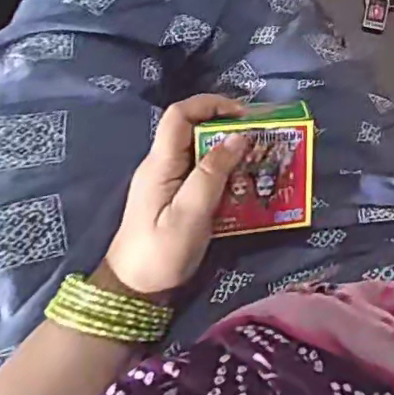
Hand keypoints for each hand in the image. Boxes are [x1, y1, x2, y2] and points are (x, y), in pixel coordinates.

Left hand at [100, 95, 251, 298]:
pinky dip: (224, 171)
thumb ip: (213, 173)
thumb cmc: (161, 252)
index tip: (244, 115)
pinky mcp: (175, 197)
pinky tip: (244, 185)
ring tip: (258, 161)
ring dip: (229, 151)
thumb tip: (238, 136)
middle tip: (260, 140)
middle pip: (193, 129)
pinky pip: (201, 172)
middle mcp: (162, 165)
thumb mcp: (191, 213)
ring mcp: (167, 181)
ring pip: (200, 151)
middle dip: (228, 128)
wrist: (133, 290)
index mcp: (161, 163)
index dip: (211, 104)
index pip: (180, 114)